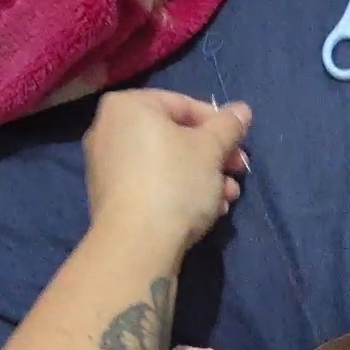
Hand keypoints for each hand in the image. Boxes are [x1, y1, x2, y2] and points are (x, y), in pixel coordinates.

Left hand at [83, 89, 250, 252]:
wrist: (137, 244)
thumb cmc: (175, 183)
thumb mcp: (211, 150)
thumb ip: (228, 126)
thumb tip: (242, 110)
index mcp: (129, 106)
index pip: (184, 105)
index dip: (219, 126)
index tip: (240, 148)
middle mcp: (109, 129)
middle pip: (175, 138)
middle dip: (213, 159)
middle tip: (238, 176)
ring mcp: (106, 167)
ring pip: (167, 165)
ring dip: (203, 179)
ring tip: (226, 200)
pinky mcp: (111, 200)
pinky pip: (152, 186)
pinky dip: (179, 194)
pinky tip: (205, 213)